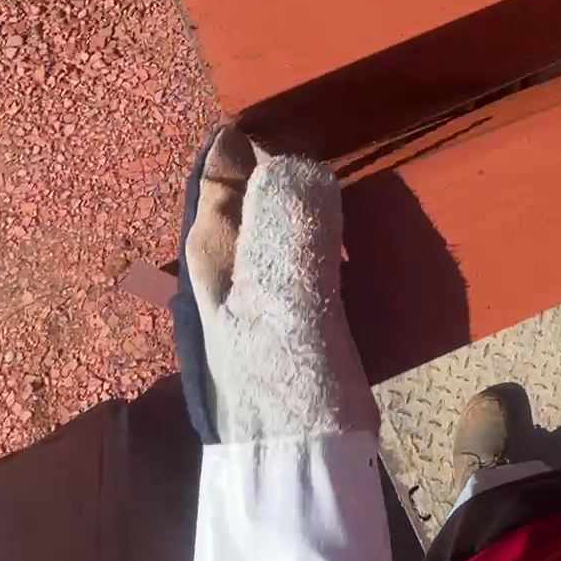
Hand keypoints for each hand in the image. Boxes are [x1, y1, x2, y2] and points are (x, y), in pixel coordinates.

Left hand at [182, 128, 377, 443]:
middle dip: (278, 150)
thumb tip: (295, 159)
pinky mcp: (287, 302)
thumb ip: (289, 227)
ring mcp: (254, 283)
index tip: (298, 100)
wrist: (299, 459)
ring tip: (347, 162)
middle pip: (244, 185)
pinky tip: (351, 220)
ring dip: (302, 185)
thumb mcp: (286, 301)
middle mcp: (222, 260)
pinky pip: (299, 240)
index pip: (218, 166)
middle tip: (333, 123)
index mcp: (209, 252)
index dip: (249, 130)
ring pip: (273, 210)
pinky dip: (321, 218)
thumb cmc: (285, 381)